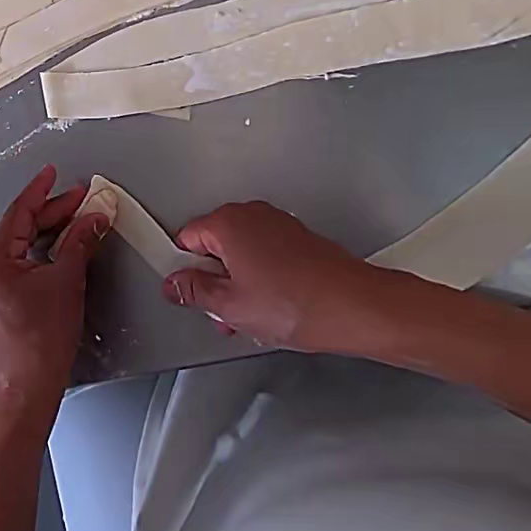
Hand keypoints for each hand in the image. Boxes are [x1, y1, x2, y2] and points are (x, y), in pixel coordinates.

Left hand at [0, 166, 108, 401]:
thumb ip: (81, 241)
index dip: (41, 190)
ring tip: (78, 217)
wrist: (30, 383)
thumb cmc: (41, 341)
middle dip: (53, 210)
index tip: (53, 174)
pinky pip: (22, 256)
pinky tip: (64, 243)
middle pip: (21, 224)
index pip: (20, 212)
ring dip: (51, 228)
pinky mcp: (0, 292)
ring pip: (22, 240)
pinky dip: (44, 246)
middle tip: (81, 198)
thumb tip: (94, 217)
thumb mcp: (67, 280)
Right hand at [162, 200, 397, 351]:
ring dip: (238, 282)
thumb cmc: (298, 303)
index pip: (185, 238)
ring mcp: (276, 223)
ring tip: (254, 316)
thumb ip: (194, 292)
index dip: (183, 270)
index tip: (187, 292)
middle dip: (214, 280)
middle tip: (224, 312)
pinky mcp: (296, 237)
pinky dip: (262, 277)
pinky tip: (274, 306)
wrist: (353, 307)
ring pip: (240, 252)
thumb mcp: (230, 306)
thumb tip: (176, 284)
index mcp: (228, 223)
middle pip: (213, 244)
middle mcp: (251, 214)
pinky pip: (264, 254)